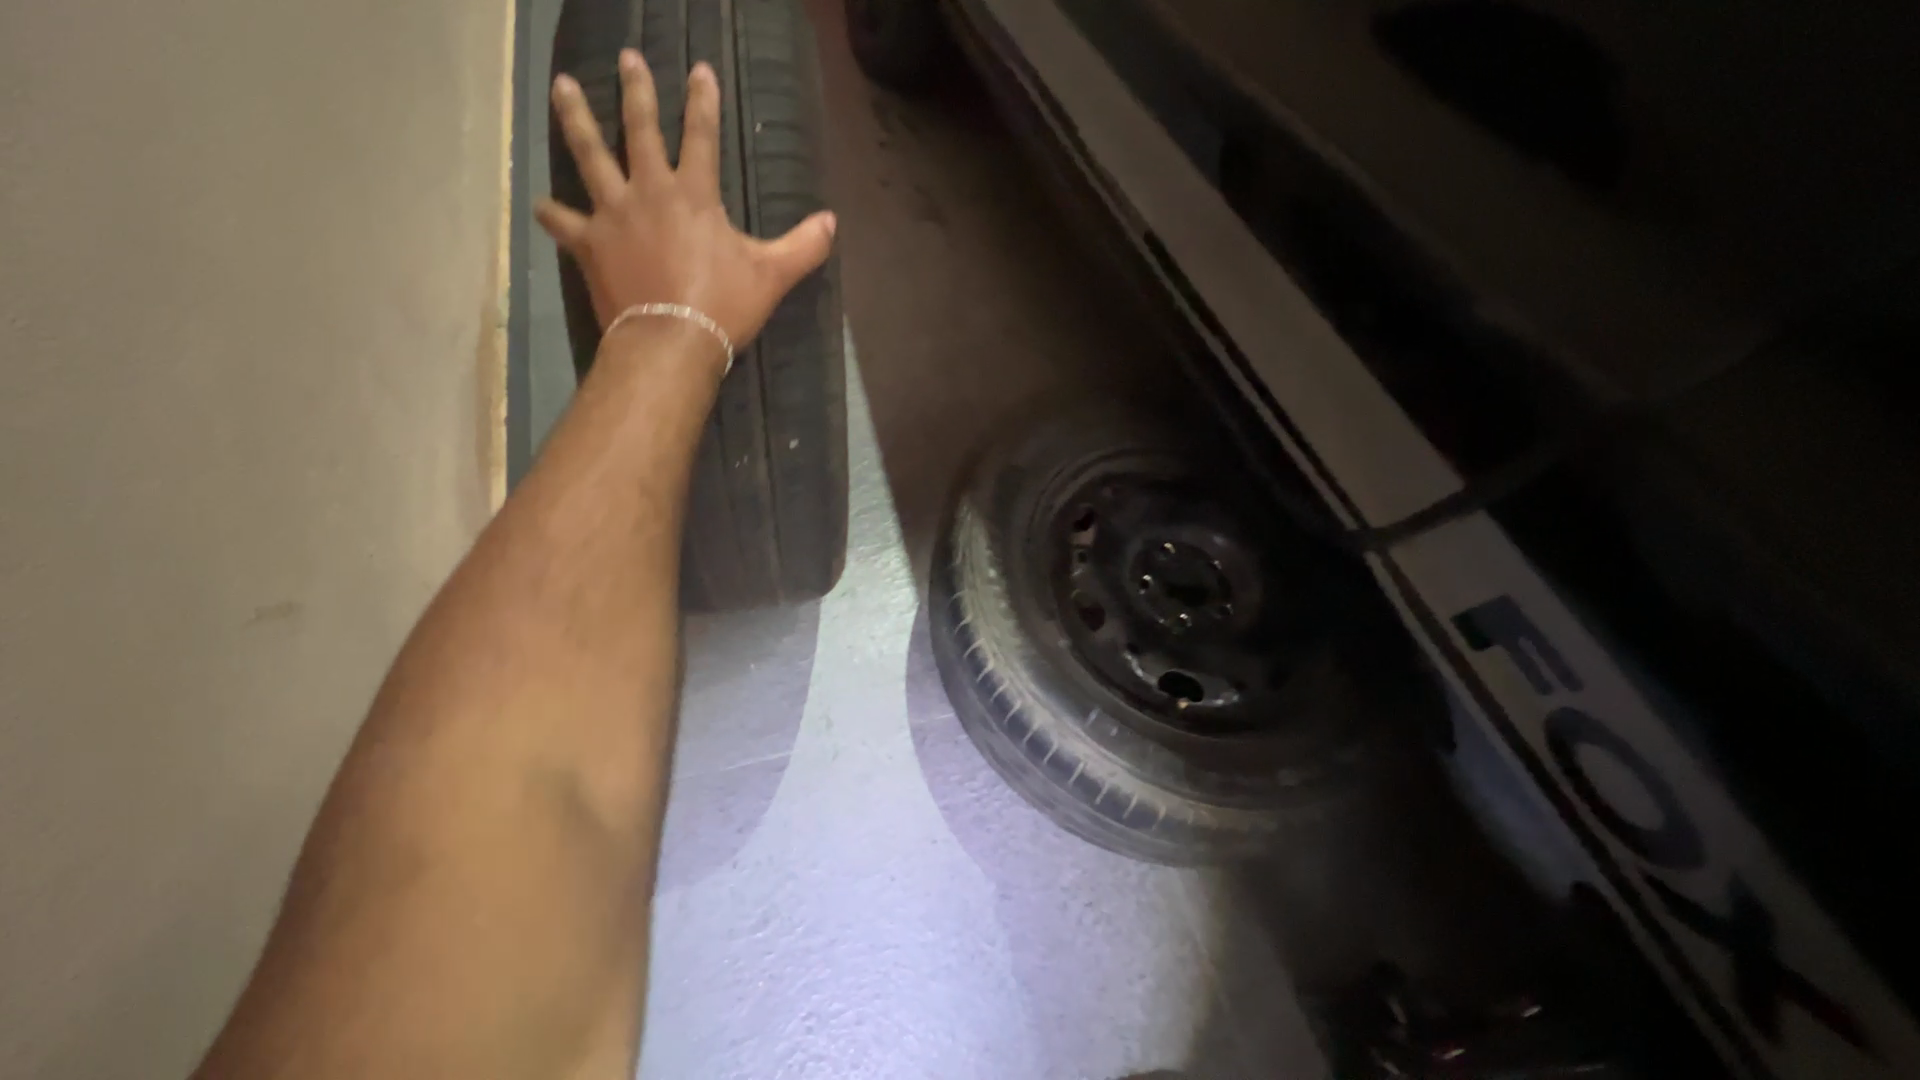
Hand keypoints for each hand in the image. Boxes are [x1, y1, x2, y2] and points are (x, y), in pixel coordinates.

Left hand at [537, 49, 836, 349]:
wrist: (671, 341)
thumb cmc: (724, 305)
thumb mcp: (773, 275)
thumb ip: (803, 246)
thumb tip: (832, 222)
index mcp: (694, 194)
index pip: (701, 134)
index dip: (702, 100)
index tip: (699, 69)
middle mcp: (649, 191)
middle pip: (639, 128)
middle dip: (635, 90)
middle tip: (628, 59)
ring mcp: (613, 214)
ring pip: (589, 154)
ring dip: (576, 118)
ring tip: (563, 88)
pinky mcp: (588, 244)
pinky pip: (563, 221)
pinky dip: (552, 212)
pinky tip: (540, 203)